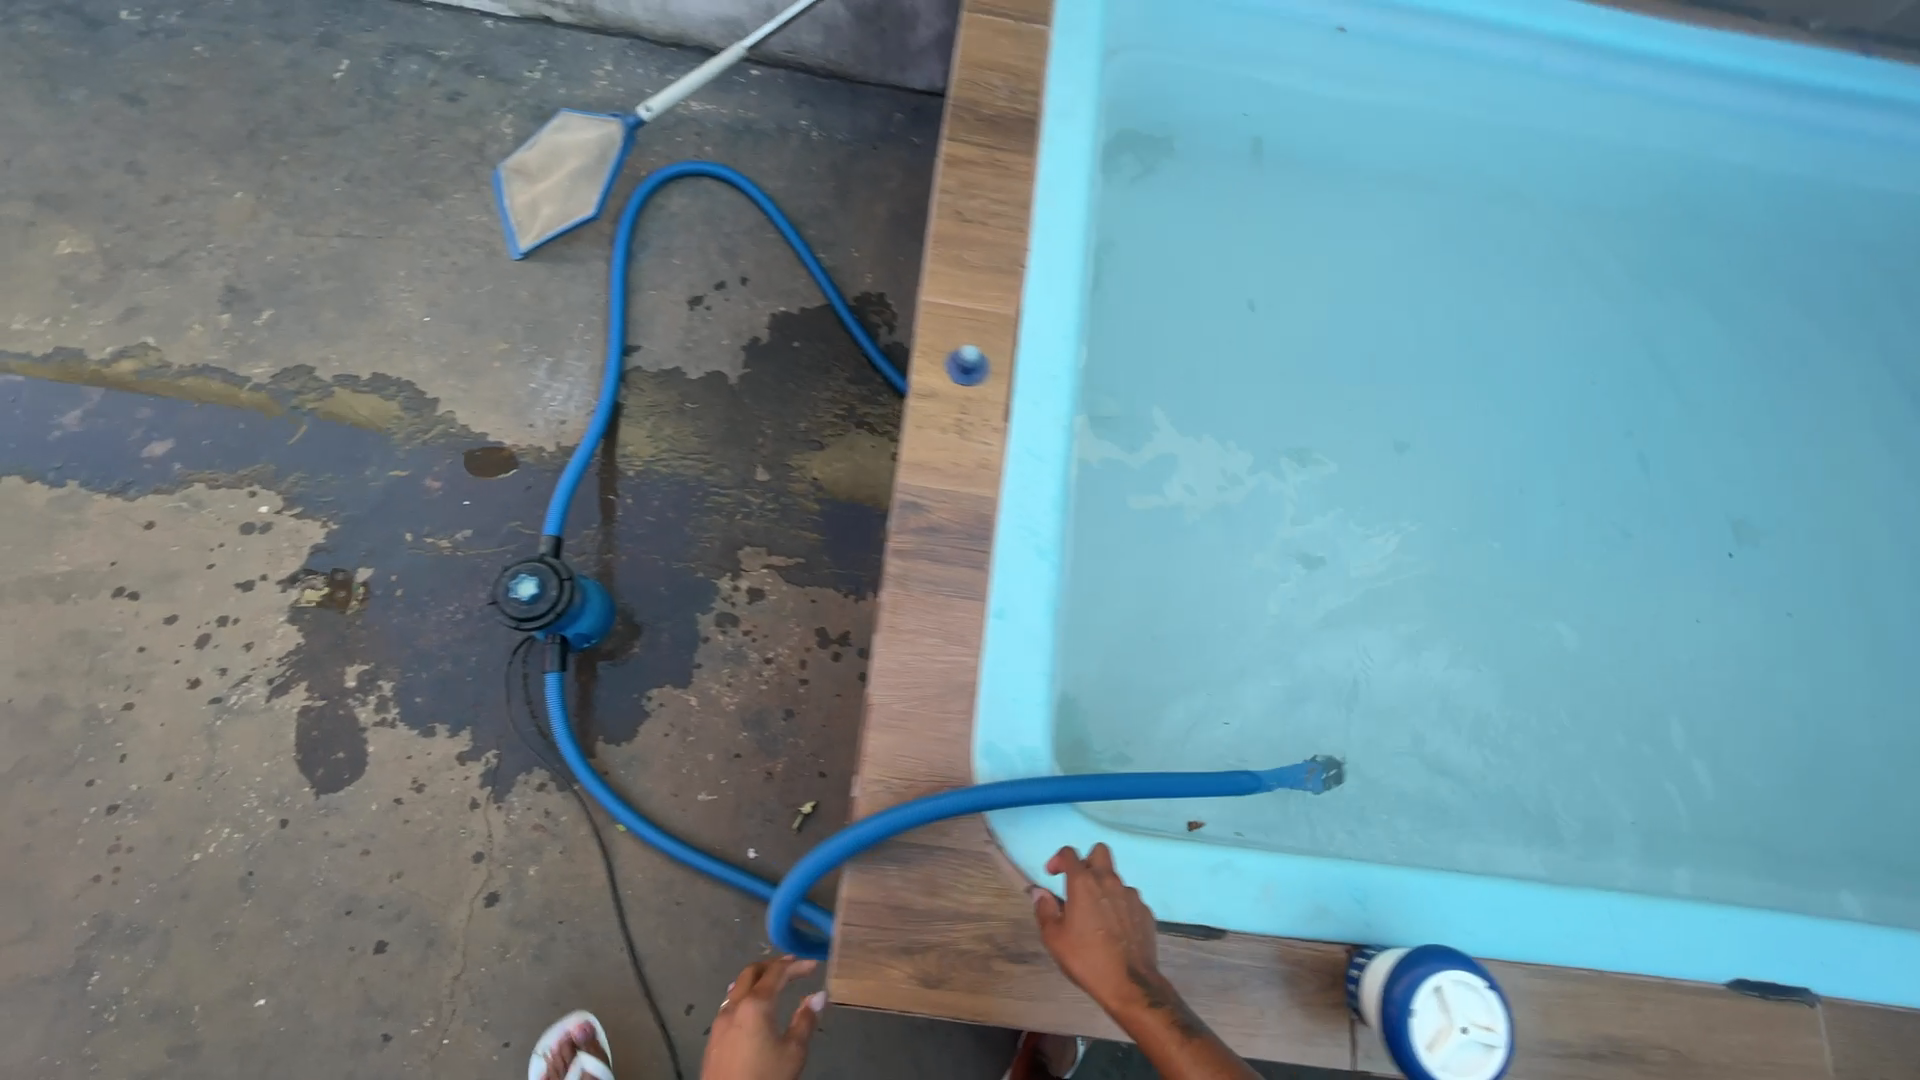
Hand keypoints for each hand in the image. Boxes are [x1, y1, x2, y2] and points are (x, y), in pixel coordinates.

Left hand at [700, 956, 825, 1079]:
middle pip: (751, 972)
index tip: (813, 965)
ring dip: (756, 980)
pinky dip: (745, 996)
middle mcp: (734, 1006)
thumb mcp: (793, 1053)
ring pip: (736, 987)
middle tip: (792, 967)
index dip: (797, 965)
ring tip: (773, 985)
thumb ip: (805, 1020)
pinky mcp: (712, 1039)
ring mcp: (719, 1022)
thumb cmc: (764, 1078)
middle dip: (773, 965)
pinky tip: (753, 1010)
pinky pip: (729, 1005)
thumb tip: (818, 995)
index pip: (777, 972)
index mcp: (755, 1004)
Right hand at [1028, 843, 1163, 1015]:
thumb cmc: (1086, 959)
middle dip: (1087, 861)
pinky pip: (1129, 899)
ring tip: (1097, 915)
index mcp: (1084, 883)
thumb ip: (1045, 910)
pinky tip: (1115, 929)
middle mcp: (1109, 881)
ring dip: (1104, 887)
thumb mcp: (1054, 938)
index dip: (1058, 859)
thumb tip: (1040, 892)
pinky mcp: (1145, 911)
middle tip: (1078, 885)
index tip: (1052, 874)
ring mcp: (1131, 895)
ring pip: (1115, 878)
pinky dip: (1119, 906)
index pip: (1069, 853)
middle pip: (1100, 852)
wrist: (1130, 985)